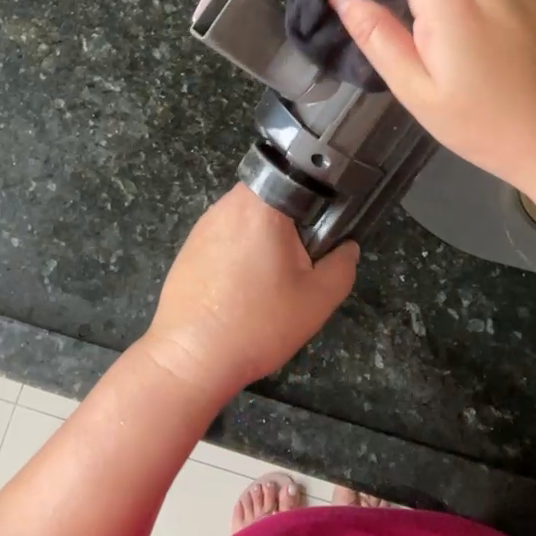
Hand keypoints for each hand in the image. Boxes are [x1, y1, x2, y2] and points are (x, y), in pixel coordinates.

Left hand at [142, 185, 358, 400]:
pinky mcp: (189, 246)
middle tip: (300, 263)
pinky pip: (225, 237)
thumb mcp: (318, 299)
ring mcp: (203, 224)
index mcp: (261, 205)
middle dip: (290, 225)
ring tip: (270, 281)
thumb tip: (347, 247)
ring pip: (247, 219)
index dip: (318, 201)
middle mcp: (228, 203)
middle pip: (272, 199)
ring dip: (263, 240)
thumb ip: (342, 266)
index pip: (298, 179)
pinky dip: (239, 254)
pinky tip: (241, 289)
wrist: (192, 357)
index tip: (324, 231)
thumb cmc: (258, 323)